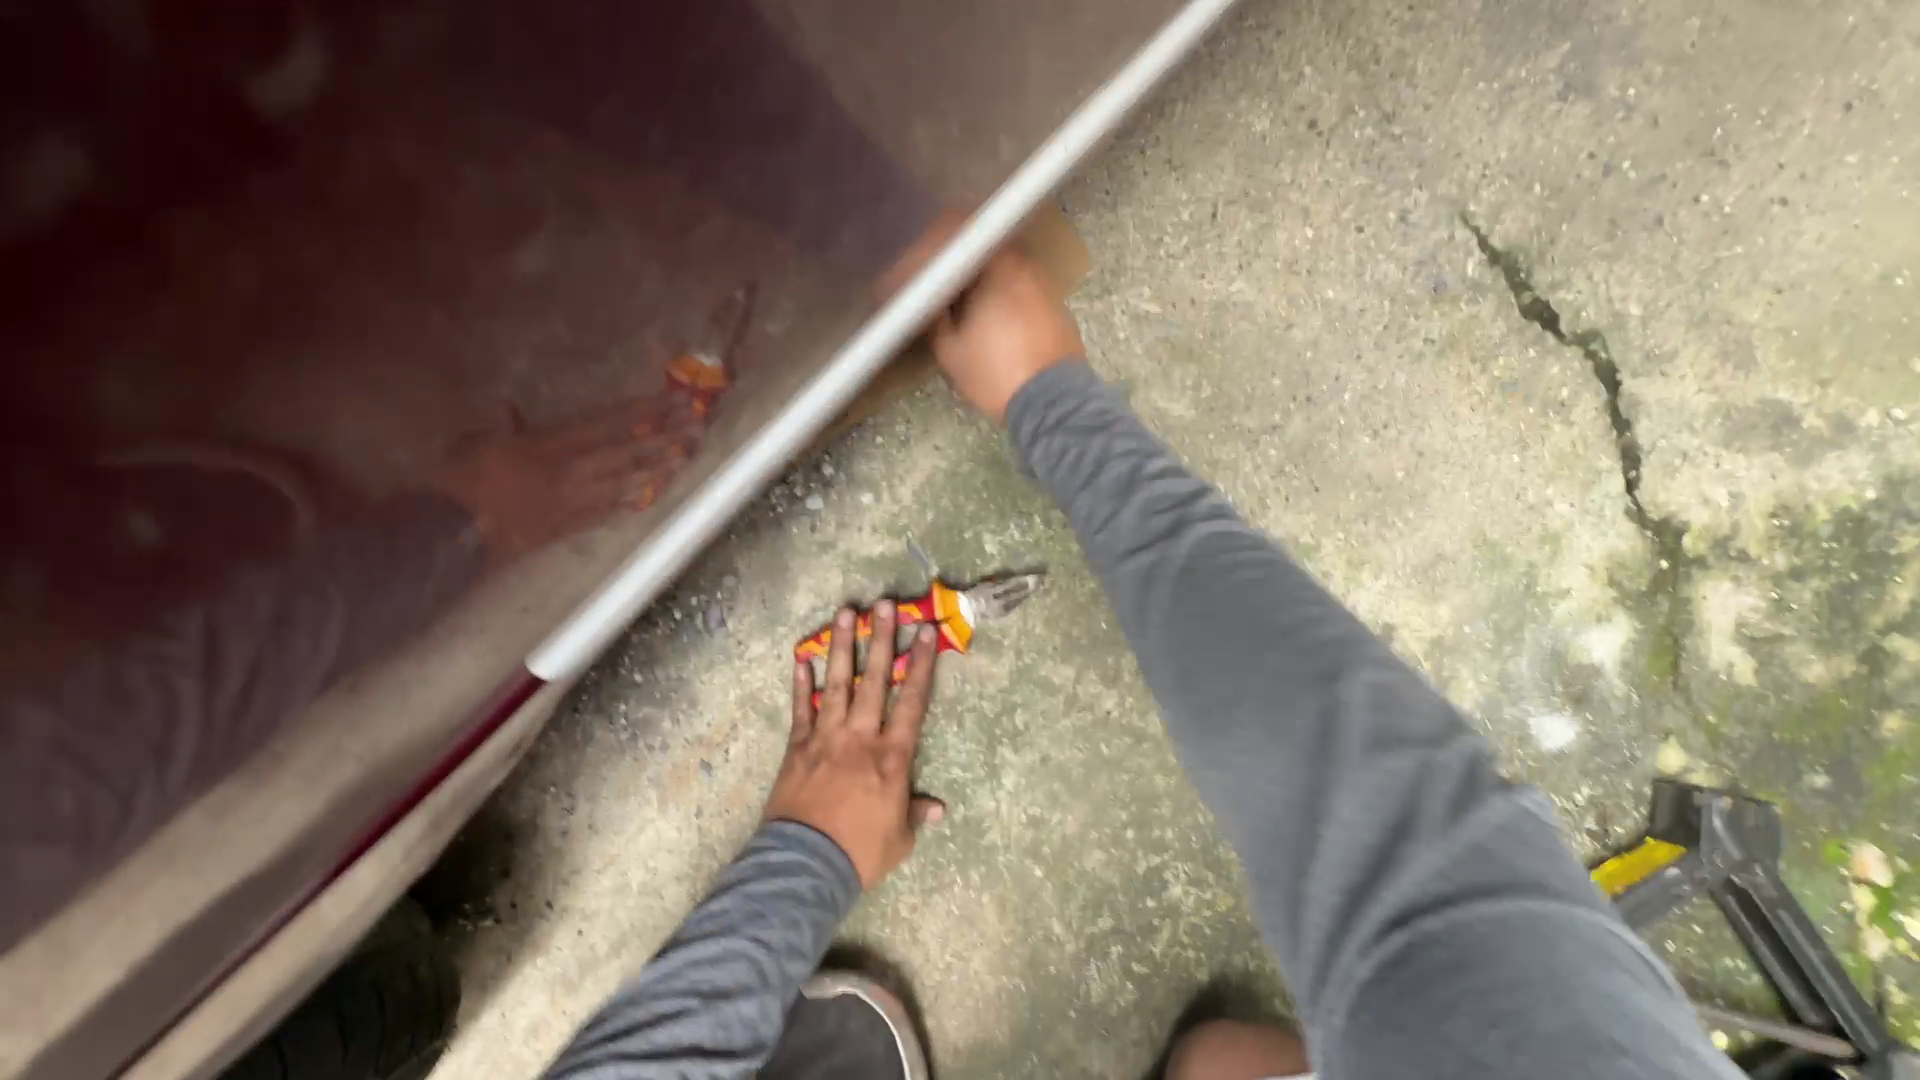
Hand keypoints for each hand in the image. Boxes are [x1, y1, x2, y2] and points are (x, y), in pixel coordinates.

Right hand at [431, 395, 704, 564]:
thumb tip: (509, 409)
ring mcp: (576, 501)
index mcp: (553, 442)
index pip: (611, 420)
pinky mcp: (569, 527)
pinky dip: (629, 503)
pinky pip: (607, 512)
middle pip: (630, 450)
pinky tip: (649, 497)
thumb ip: (504, 428)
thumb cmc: (458, 480)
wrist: (449, 533)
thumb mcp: (477, 442)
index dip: (647, 409)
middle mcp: (573, 470)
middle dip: (667, 437)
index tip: (675, 400)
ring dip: (659, 469)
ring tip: (686, 458)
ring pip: (627, 481)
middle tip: (697, 426)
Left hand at [764, 602, 945, 888]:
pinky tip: (800, 657)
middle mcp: (860, 737)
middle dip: (882, 640)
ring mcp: (826, 737)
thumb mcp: (899, 839)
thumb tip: (937, 808)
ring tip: (845, 612)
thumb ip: (915, 814)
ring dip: (841, 646)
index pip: (912, 702)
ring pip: (837, 683)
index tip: (926, 633)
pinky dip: (800, 682)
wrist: (804, 866)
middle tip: (886, 605)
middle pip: (875, 680)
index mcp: (892, 757)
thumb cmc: (860, 852)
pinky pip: (800, 708)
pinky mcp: (797, 746)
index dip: (921, 665)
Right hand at [888, 217, 1084, 423]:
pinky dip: (1005, 296)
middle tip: (938, 282)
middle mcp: (1026, 268)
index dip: (936, 242)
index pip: (962, 232)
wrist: (1054, 405)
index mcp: (998, 267)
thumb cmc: (997, 374)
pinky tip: (992, 320)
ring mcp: (1046, 287)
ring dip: (983, 280)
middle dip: (960, 263)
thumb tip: (927, 300)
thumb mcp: (951, 351)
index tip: (920, 259)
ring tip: (961, 303)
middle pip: (987, 249)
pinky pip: (1024, 290)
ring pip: (1007, 270)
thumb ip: (935, 316)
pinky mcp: (1058, 309)